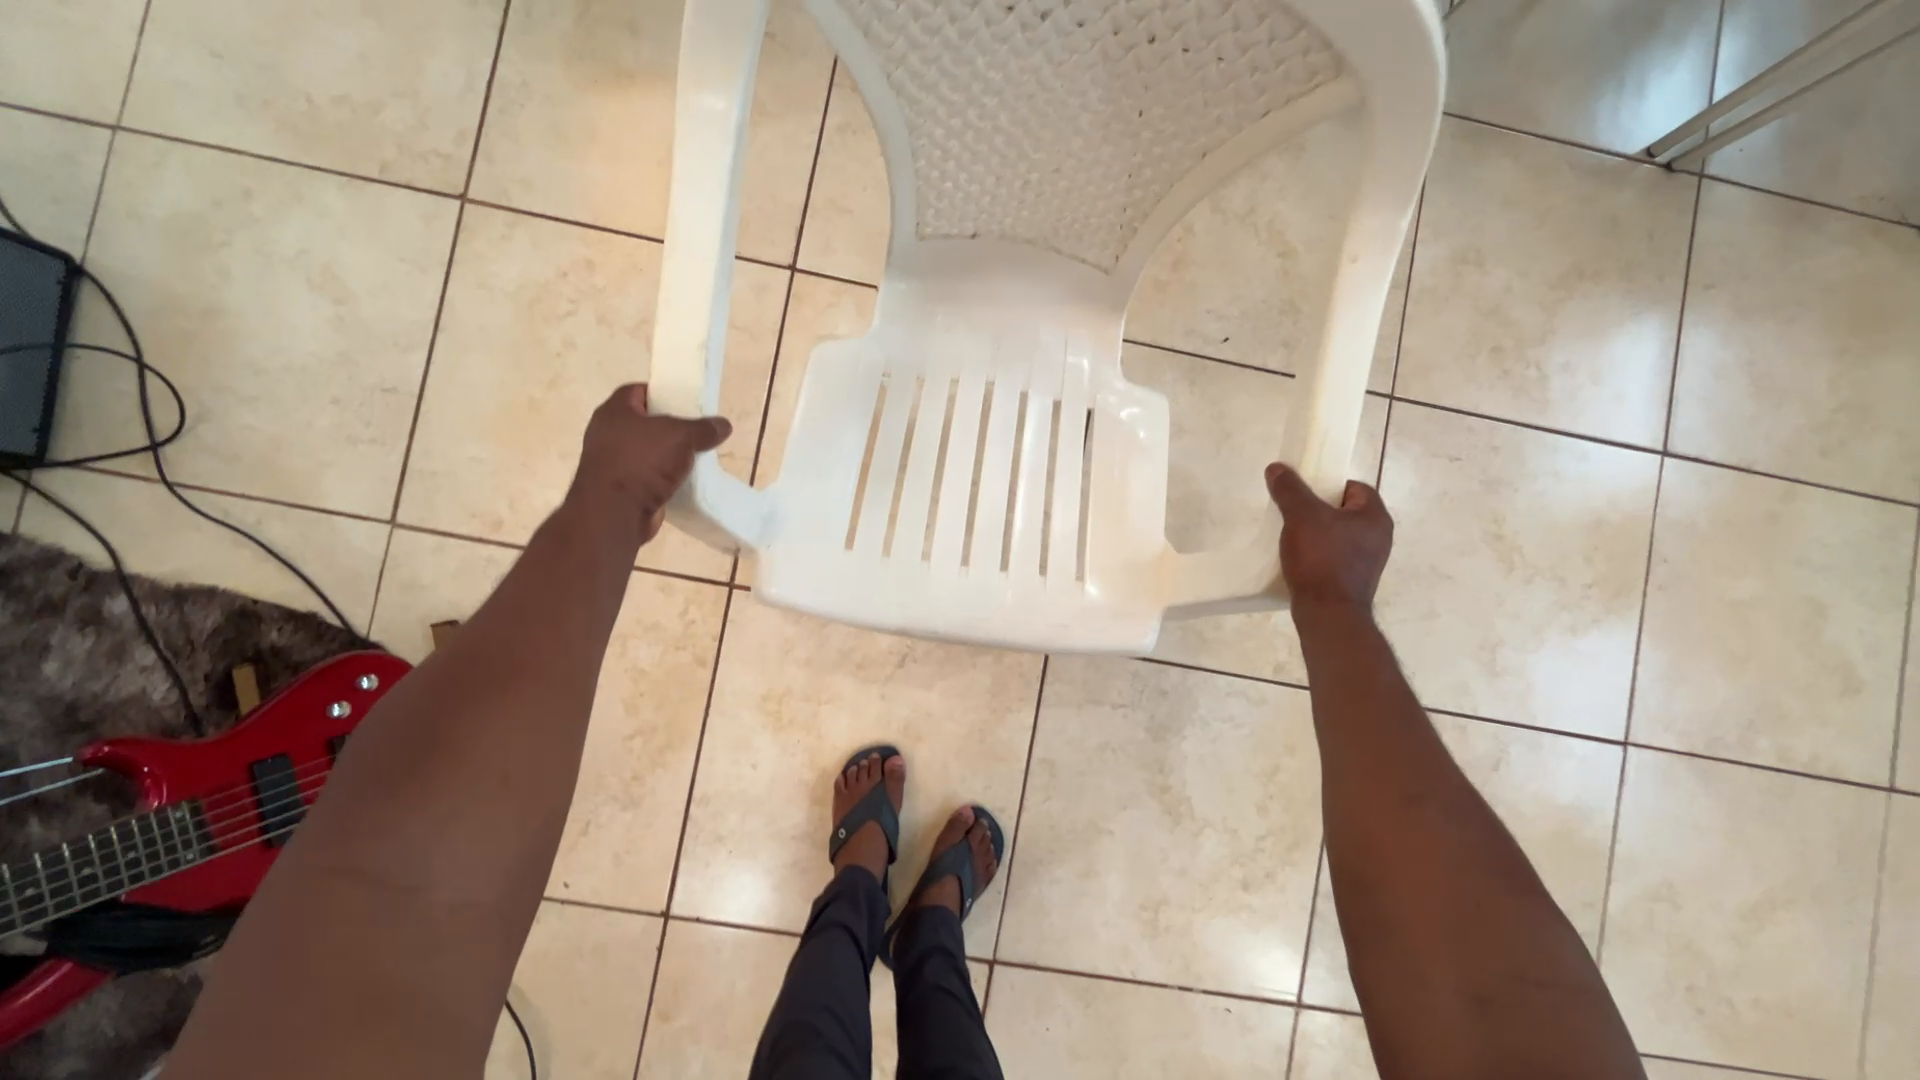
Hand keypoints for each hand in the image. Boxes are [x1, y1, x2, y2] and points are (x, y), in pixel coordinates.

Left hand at [570, 384, 731, 541]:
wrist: (616, 513)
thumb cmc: (642, 462)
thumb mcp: (681, 436)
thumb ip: (703, 429)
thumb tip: (724, 425)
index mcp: (614, 411)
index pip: (637, 391)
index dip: (661, 392)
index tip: (684, 401)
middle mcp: (607, 433)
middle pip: (643, 422)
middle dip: (670, 427)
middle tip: (695, 431)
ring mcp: (611, 462)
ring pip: (646, 451)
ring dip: (667, 455)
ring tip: (694, 456)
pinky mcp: (619, 488)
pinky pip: (646, 476)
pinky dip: (662, 478)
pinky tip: (683, 481)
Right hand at [1265, 463, 1393, 611]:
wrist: (1327, 613)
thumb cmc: (1321, 559)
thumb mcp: (1301, 516)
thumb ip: (1290, 490)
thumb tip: (1277, 468)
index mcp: (1375, 517)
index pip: (1355, 487)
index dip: (1328, 485)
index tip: (1304, 493)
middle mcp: (1380, 537)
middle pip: (1346, 511)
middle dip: (1319, 510)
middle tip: (1294, 513)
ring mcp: (1369, 562)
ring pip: (1340, 536)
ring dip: (1318, 534)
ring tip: (1293, 538)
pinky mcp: (1354, 581)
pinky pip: (1336, 558)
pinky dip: (1319, 556)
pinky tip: (1299, 561)